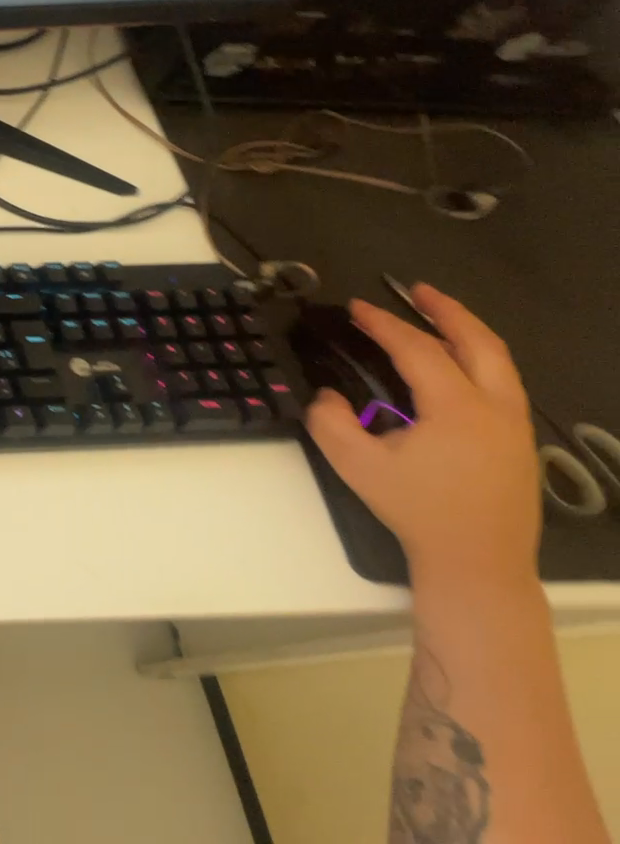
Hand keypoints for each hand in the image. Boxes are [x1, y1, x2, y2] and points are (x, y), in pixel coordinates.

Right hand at [305, 285, 539, 588]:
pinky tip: (455, 365)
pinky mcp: (517, 441)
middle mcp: (495, 406)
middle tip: (417, 290)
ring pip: (499, 361)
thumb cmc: (415, 507)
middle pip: (479, 343)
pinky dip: (477, 358)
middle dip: (448, 311)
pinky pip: (500, 382)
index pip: (419, 350)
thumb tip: (329, 396)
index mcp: (456, 407)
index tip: (357, 308)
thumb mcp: (354, 464)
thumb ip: (330, 422)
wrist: (477, 557)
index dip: (385, 325)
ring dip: (467, 332)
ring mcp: (514, 424)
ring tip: (438, 317)